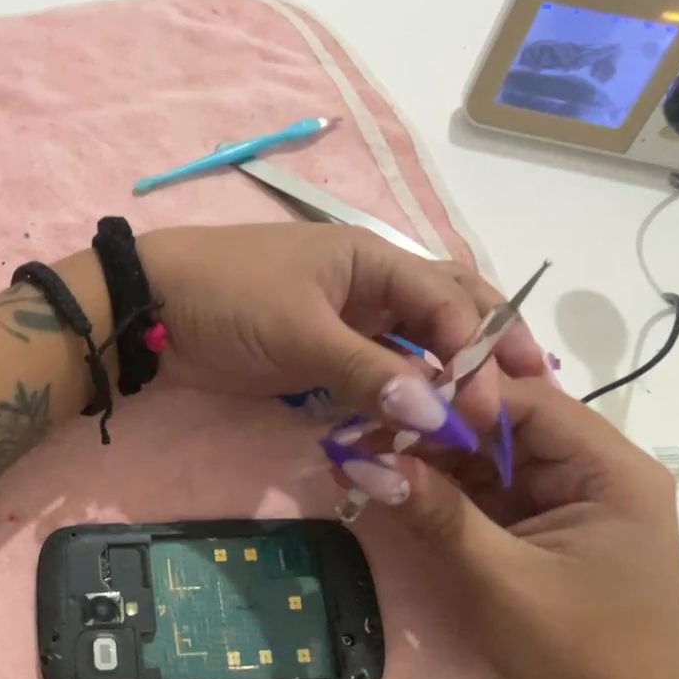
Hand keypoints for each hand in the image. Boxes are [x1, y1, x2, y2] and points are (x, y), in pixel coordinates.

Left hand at [134, 223, 547, 432]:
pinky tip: (420, 419)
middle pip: (445, 313)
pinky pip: (373, 371)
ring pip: (412, 345)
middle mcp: (369, 285)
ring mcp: (344, 320)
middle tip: (528, 393)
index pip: (448, 300)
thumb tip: (439, 414)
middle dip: (486, 348)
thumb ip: (367, 371)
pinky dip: (398, 392)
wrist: (150, 310)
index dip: (479, 349)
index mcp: (372, 258)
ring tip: (480, 417)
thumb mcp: (299, 330)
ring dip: (446, 375)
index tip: (491, 405)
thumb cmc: (226, 297)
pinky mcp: (318, 353)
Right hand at [334, 376, 678, 678]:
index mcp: (612, 472)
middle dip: (434, 428)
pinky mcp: (539, 519)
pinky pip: (483, 485)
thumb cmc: (578, 652)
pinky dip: (439, 484)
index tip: (389, 403)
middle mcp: (594, 470)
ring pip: (488, 452)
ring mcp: (565, 495)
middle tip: (363, 432)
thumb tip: (361, 458)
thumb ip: (436, 513)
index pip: (530, 402)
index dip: (460, 396)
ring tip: (365, 456)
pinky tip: (392, 482)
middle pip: (505, 423)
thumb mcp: (501, 578)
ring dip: (429, 456)